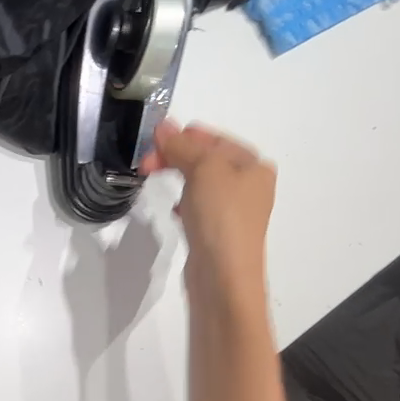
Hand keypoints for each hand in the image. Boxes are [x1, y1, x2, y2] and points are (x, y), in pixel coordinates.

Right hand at [141, 120, 275, 296]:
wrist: (224, 275)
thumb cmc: (220, 216)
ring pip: (201, 183)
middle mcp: (249, 185)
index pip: (213, 139)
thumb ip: (182, 147)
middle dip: (176, 158)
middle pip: (207, 160)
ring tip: (156, 182)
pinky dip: (184, 202)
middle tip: (145, 166)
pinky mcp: (218, 232)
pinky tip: (175, 209)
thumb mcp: (203, 170)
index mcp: (253, 165)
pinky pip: (199, 206)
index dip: (181, 138)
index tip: (149, 145)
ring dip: (178, 178)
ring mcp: (234, 211)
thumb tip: (163, 125)